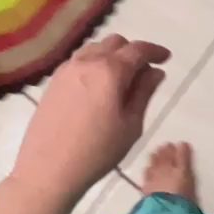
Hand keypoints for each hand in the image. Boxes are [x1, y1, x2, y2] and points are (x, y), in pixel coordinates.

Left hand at [10, 35, 170, 201]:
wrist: (47, 170)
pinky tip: (97, 86)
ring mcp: (66, 69)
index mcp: (110, 70)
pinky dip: (94, 63)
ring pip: (95, 48)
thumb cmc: (96, 152)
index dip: (155, 51)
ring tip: (120, 78)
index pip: (138, 50)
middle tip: (144, 73)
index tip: (166, 58)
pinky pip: (79, 60)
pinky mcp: (53, 81)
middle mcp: (87, 62)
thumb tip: (155, 71)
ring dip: (112, 55)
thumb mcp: (130, 125)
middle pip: (115, 43)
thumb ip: (144, 93)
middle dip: (133, 52)